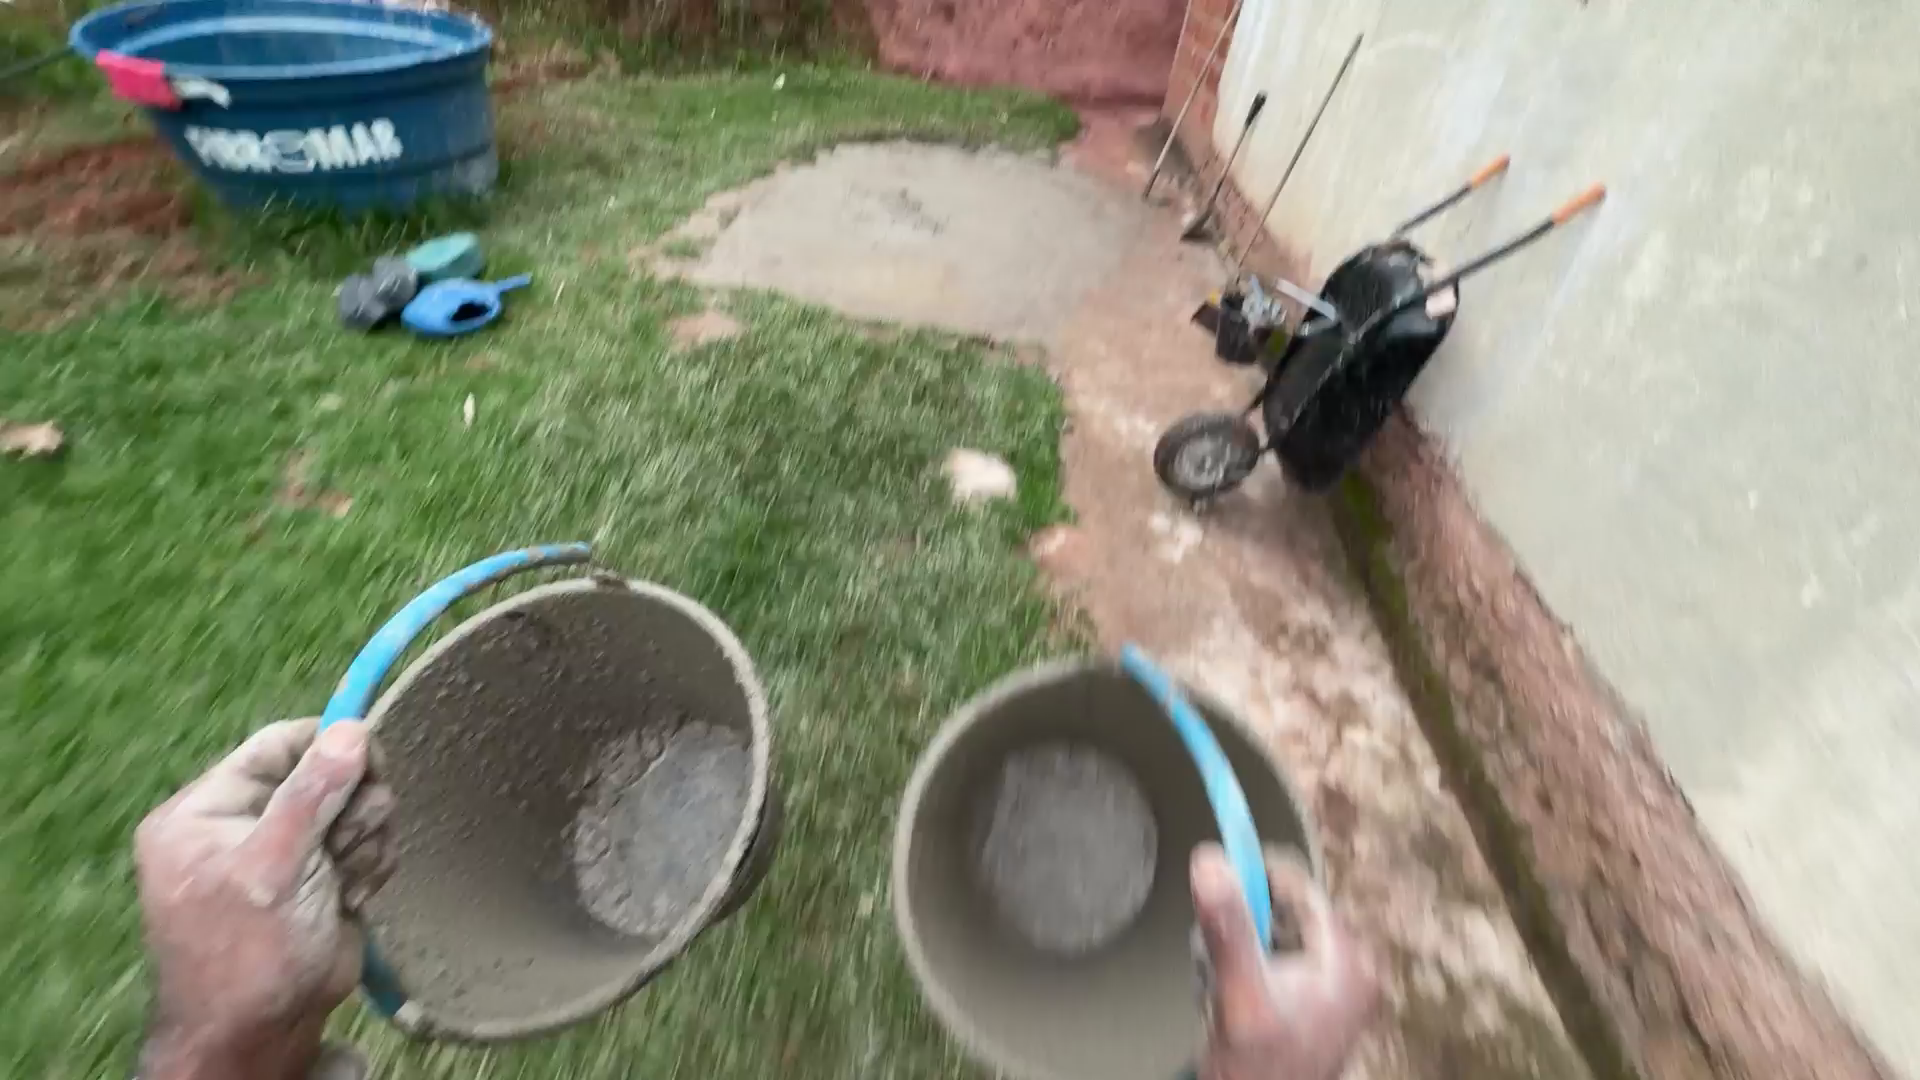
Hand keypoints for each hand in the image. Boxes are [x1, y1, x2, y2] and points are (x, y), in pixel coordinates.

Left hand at [134, 719, 396, 1079]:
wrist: (268, 1025)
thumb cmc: (250, 950)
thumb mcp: (273, 867)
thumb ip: (311, 794)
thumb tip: (351, 729)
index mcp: (210, 811)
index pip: (283, 742)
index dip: (331, 746)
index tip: (367, 765)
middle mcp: (250, 820)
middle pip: (336, 769)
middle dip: (355, 808)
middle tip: (341, 845)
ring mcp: (292, 844)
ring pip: (364, 803)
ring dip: (368, 839)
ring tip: (343, 879)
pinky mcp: (328, 865)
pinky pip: (375, 834)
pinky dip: (374, 861)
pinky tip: (352, 893)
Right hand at [1190, 844, 1379, 1079]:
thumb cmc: (1257, 1067)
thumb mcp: (1239, 993)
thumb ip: (1228, 927)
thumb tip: (1210, 858)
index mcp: (1351, 962)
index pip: (1299, 886)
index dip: (1254, 879)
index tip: (1218, 886)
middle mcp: (1352, 966)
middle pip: (1283, 904)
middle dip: (1242, 920)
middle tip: (1217, 951)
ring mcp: (1334, 981)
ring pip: (1272, 924)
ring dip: (1237, 940)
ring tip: (1219, 975)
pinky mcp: (1314, 993)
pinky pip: (1272, 948)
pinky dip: (1244, 958)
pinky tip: (1229, 989)